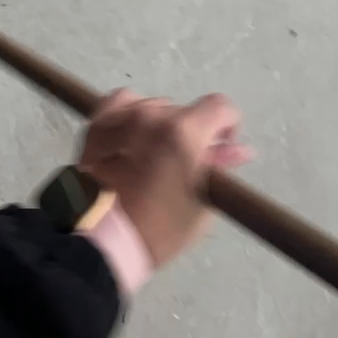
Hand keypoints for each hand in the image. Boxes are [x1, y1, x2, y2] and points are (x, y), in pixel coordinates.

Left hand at [75, 90, 252, 268]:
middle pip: (184, 113)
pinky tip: (133, 134)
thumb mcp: (200, 202)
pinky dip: (132, 113)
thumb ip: (219, 167)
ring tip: (152, 157)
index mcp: (183, 133)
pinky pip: (123, 100)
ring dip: (160, 126)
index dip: (227, 125)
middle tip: (180, 165)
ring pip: (155, 107)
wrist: (103, 237)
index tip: (219, 146)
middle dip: (190, 134)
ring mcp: (123, 114)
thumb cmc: (159, 228)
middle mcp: (153, 114)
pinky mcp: (99, 119)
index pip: (220, 106)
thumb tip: (239, 148)